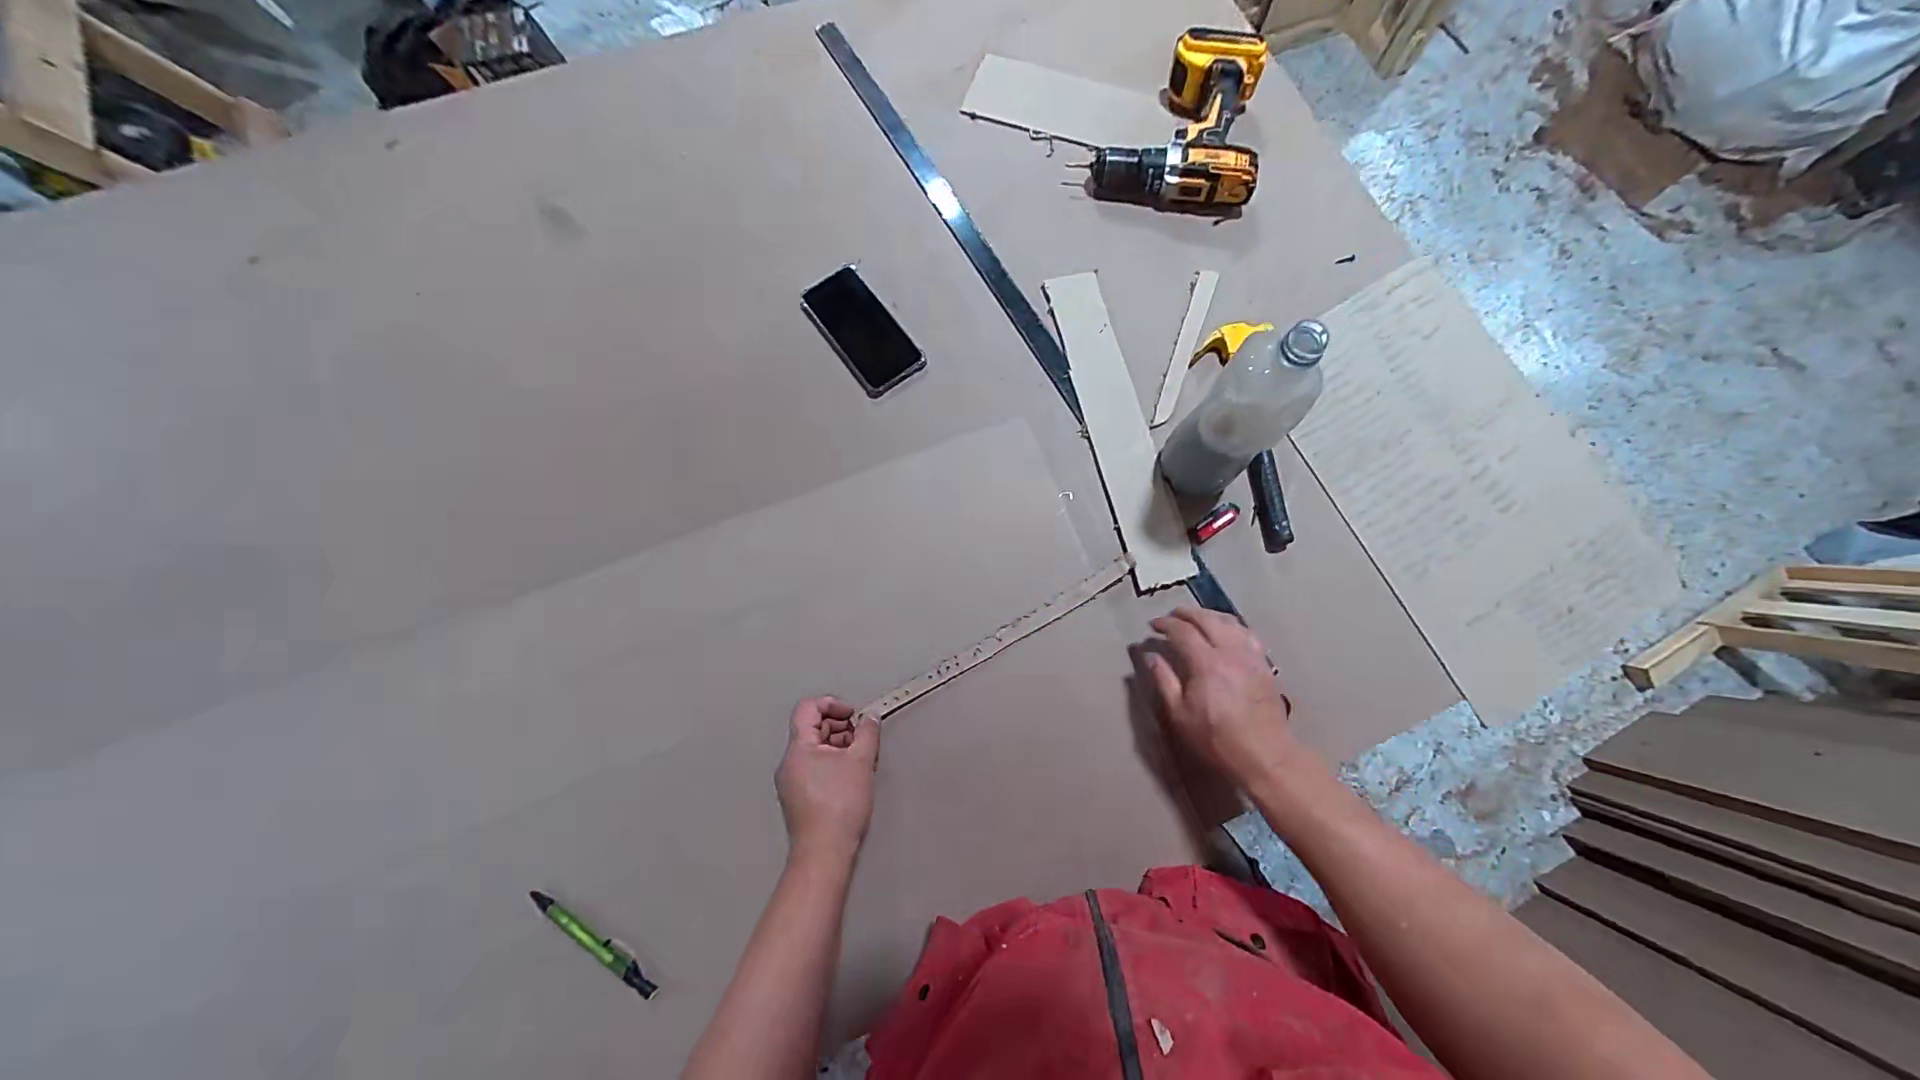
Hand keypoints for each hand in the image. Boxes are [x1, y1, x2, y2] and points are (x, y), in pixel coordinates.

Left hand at [775, 696, 879, 863]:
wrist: (825, 851)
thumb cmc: (838, 807)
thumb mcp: (861, 761)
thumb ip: (867, 733)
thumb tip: (870, 718)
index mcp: (798, 747)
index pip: (808, 708)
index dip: (832, 704)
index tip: (852, 714)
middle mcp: (790, 762)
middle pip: (812, 728)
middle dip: (839, 726)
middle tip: (860, 736)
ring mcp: (792, 781)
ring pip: (815, 749)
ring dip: (838, 745)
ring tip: (860, 758)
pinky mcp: (799, 798)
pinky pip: (815, 768)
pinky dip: (833, 763)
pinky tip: (851, 776)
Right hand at [1141, 608, 1298, 790]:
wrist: (1265, 755)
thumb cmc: (1217, 739)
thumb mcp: (1180, 715)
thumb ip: (1163, 681)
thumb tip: (1150, 656)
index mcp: (1207, 663)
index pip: (1183, 631)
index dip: (1165, 624)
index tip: (1153, 626)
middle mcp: (1231, 652)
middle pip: (1207, 619)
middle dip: (1186, 613)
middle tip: (1171, 617)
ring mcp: (1251, 656)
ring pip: (1229, 622)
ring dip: (1209, 615)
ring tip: (1195, 619)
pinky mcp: (1264, 664)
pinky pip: (1247, 633)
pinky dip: (1231, 626)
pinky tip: (1225, 631)